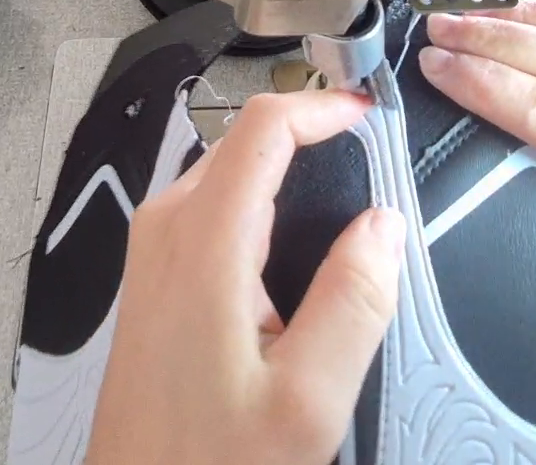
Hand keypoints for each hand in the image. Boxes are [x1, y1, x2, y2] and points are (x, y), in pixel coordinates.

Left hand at [86, 91, 405, 464]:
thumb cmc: (204, 461)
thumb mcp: (304, 401)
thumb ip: (353, 302)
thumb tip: (383, 226)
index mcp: (202, 240)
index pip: (262, 127)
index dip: (319, 105)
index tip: (365, 112)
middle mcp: (167, 226)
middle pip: (243, 140)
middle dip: (306, 129)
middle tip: (363, 147)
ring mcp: (153, 245)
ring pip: (226, 167)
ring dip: (282, 160)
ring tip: (336, 179)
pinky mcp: (152, 267)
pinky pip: (210, 202)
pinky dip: (258, 193)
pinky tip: (289, 232)